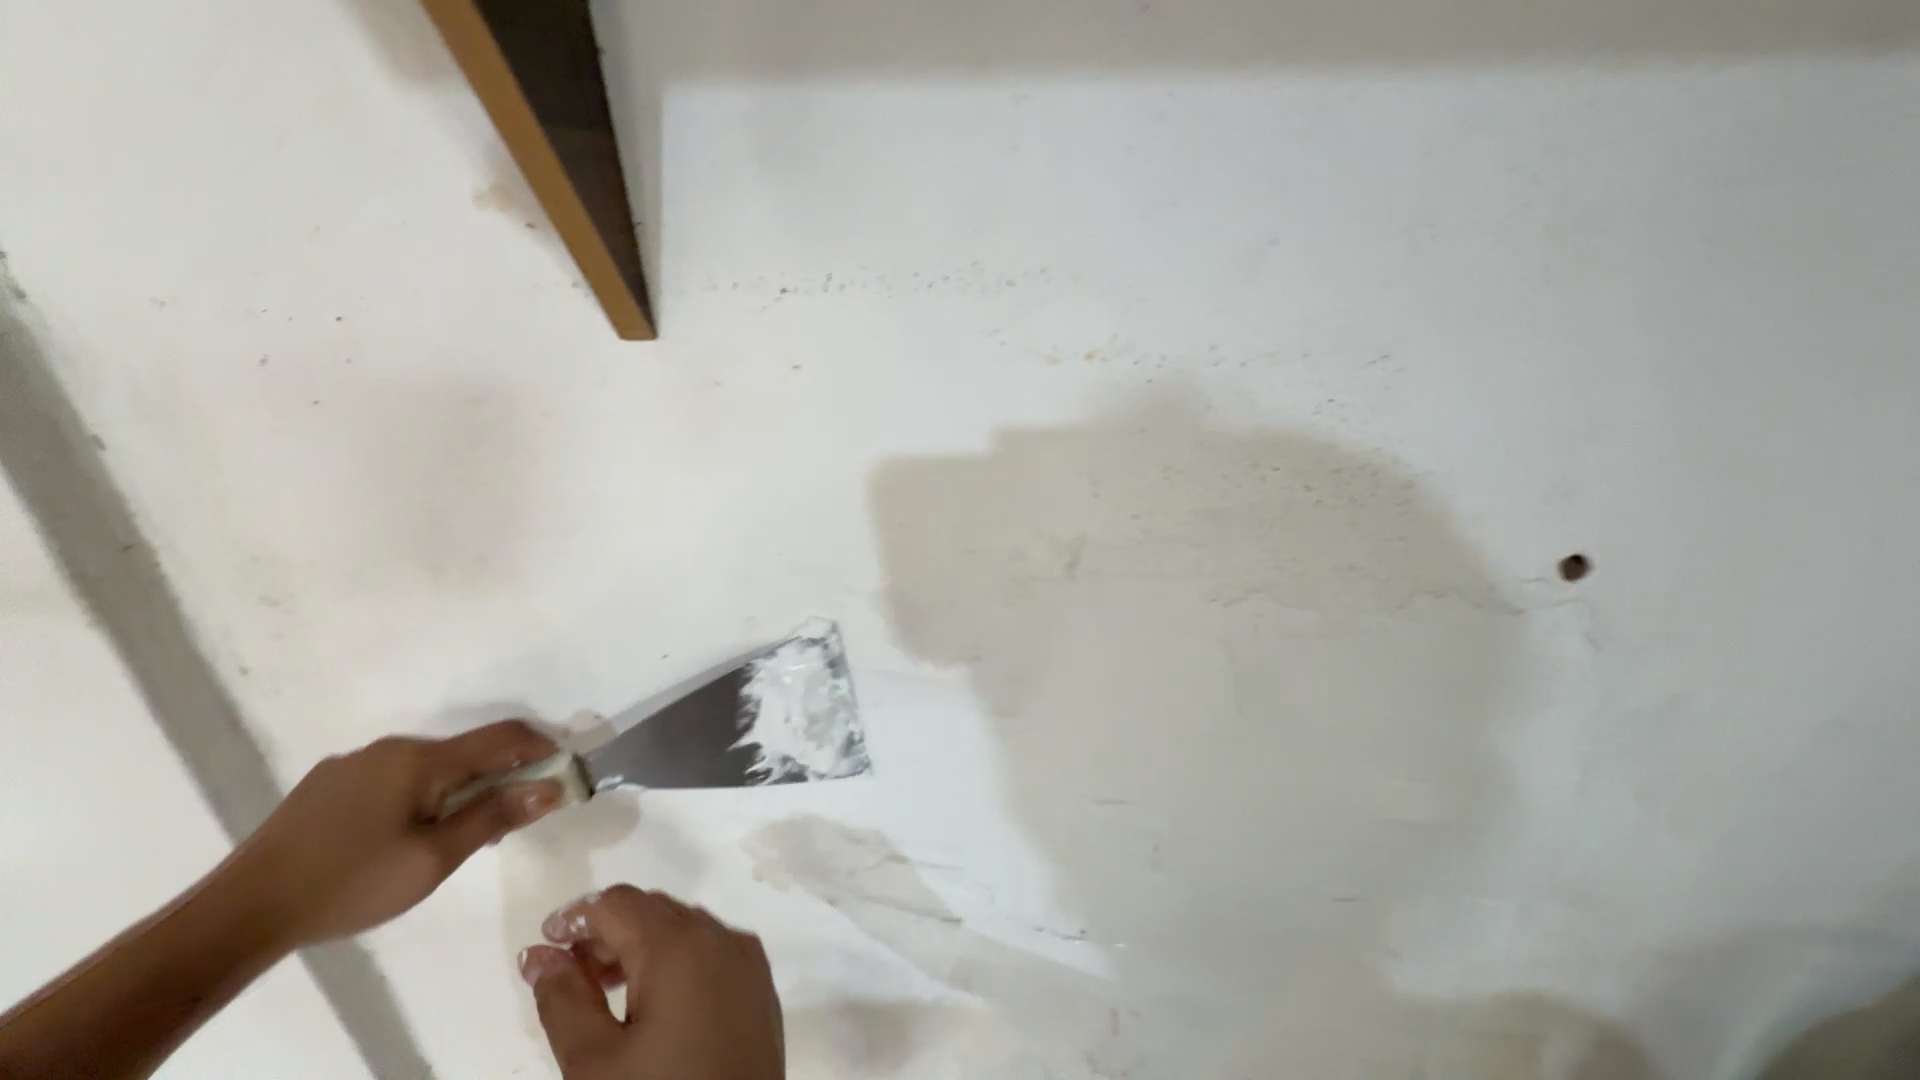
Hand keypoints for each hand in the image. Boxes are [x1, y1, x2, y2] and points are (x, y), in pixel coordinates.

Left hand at [223, 721, 563, 948]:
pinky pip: (395, 779)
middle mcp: (390, 748)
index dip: (543, 749)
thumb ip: (495, 816)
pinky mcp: (328, 785)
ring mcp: (354, 764)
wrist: (239, 913)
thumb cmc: (350, 884)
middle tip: (508, 825)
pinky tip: (402, 840)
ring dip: (459, 790)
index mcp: (420, 760)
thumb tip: (550, 787)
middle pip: (466, 753)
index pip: (502, 738)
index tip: (567, 773)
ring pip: (429, 768)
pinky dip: (421, 797)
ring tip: (453, 840)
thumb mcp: (434, 858)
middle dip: (499, 778)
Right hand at [519, 886, 783, 1079]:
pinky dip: (678, 960)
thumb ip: (562, 999)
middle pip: (653, 909)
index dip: (576, 918)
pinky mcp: (761, 985)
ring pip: (684, 926)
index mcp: (678, 944)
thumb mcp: (593, 1061)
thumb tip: (540, 954)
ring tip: (608, 996)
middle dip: (607, 932)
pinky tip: (655, 1006)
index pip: (618, 901)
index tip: (545, 952)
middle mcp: (719, 936)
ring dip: (642, 945)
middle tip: (572, 979)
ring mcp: (747, 959)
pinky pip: (712, 949)